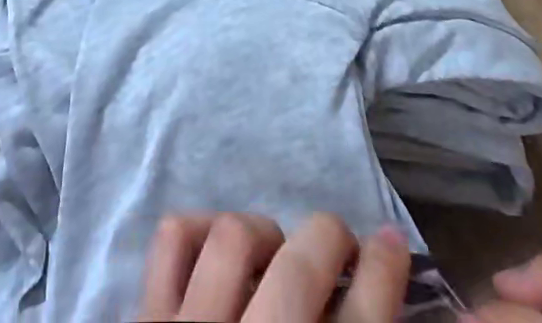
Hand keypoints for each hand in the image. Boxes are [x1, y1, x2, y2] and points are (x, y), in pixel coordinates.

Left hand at [137, 211, 411, 321]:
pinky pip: (172, 239)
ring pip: (234, 238)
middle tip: (342, 243)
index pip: (363, 322)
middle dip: (331, 238)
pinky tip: (217, 249)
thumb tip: (372, 302)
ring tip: (277, 252)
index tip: (392, 244)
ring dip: (264, 234)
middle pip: (300, 271)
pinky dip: (199, 228)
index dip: (384, 272)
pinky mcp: (148, 316)